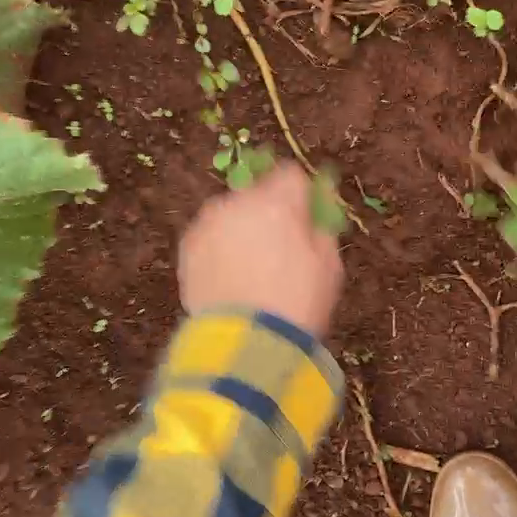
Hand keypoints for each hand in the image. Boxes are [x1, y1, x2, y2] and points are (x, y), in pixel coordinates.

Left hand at [177, 164, 342, 337]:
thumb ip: (323, 229)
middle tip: (280, 251)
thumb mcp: (328, 267)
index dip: (302, 196)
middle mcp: (238, 203)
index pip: (292, 175)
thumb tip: (319, 210)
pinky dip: (220, 250)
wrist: (247, 341)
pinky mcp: (187, 248)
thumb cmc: (298, 304)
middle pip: (257, 194)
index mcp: (278, 203)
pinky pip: (211, 238)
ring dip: (242, 231)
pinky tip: (233, 281)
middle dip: (268, 214)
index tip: (307, 218)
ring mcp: (208, 224)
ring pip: (231, 215)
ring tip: (253, 271)